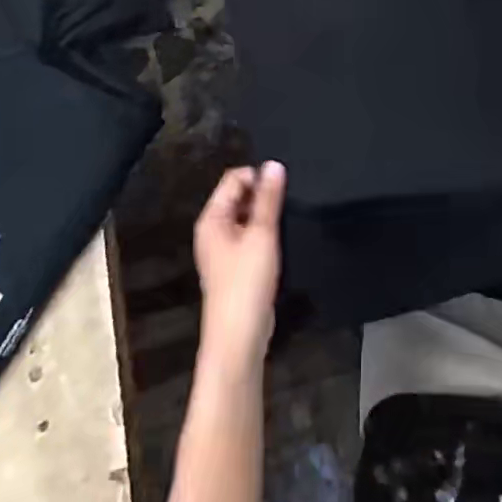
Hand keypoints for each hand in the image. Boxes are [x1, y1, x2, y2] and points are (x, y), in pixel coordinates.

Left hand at [193, 162, 285, 372]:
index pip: (234, 179)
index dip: (258, 177)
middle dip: (263, 196)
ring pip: (247, 219)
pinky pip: (250, 238)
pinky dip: (264, 236)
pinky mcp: (236, 267)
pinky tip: (281, 243)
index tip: (284, 187)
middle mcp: (213, 230)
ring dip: (265, 217)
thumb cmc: (246, 282)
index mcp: (212, 218)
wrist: (239, 337)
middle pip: (239, 197)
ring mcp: (223, 250)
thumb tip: (274, 165)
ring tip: (288, 221)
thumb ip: (268, 198)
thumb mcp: (261, 235)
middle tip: (290, 204)